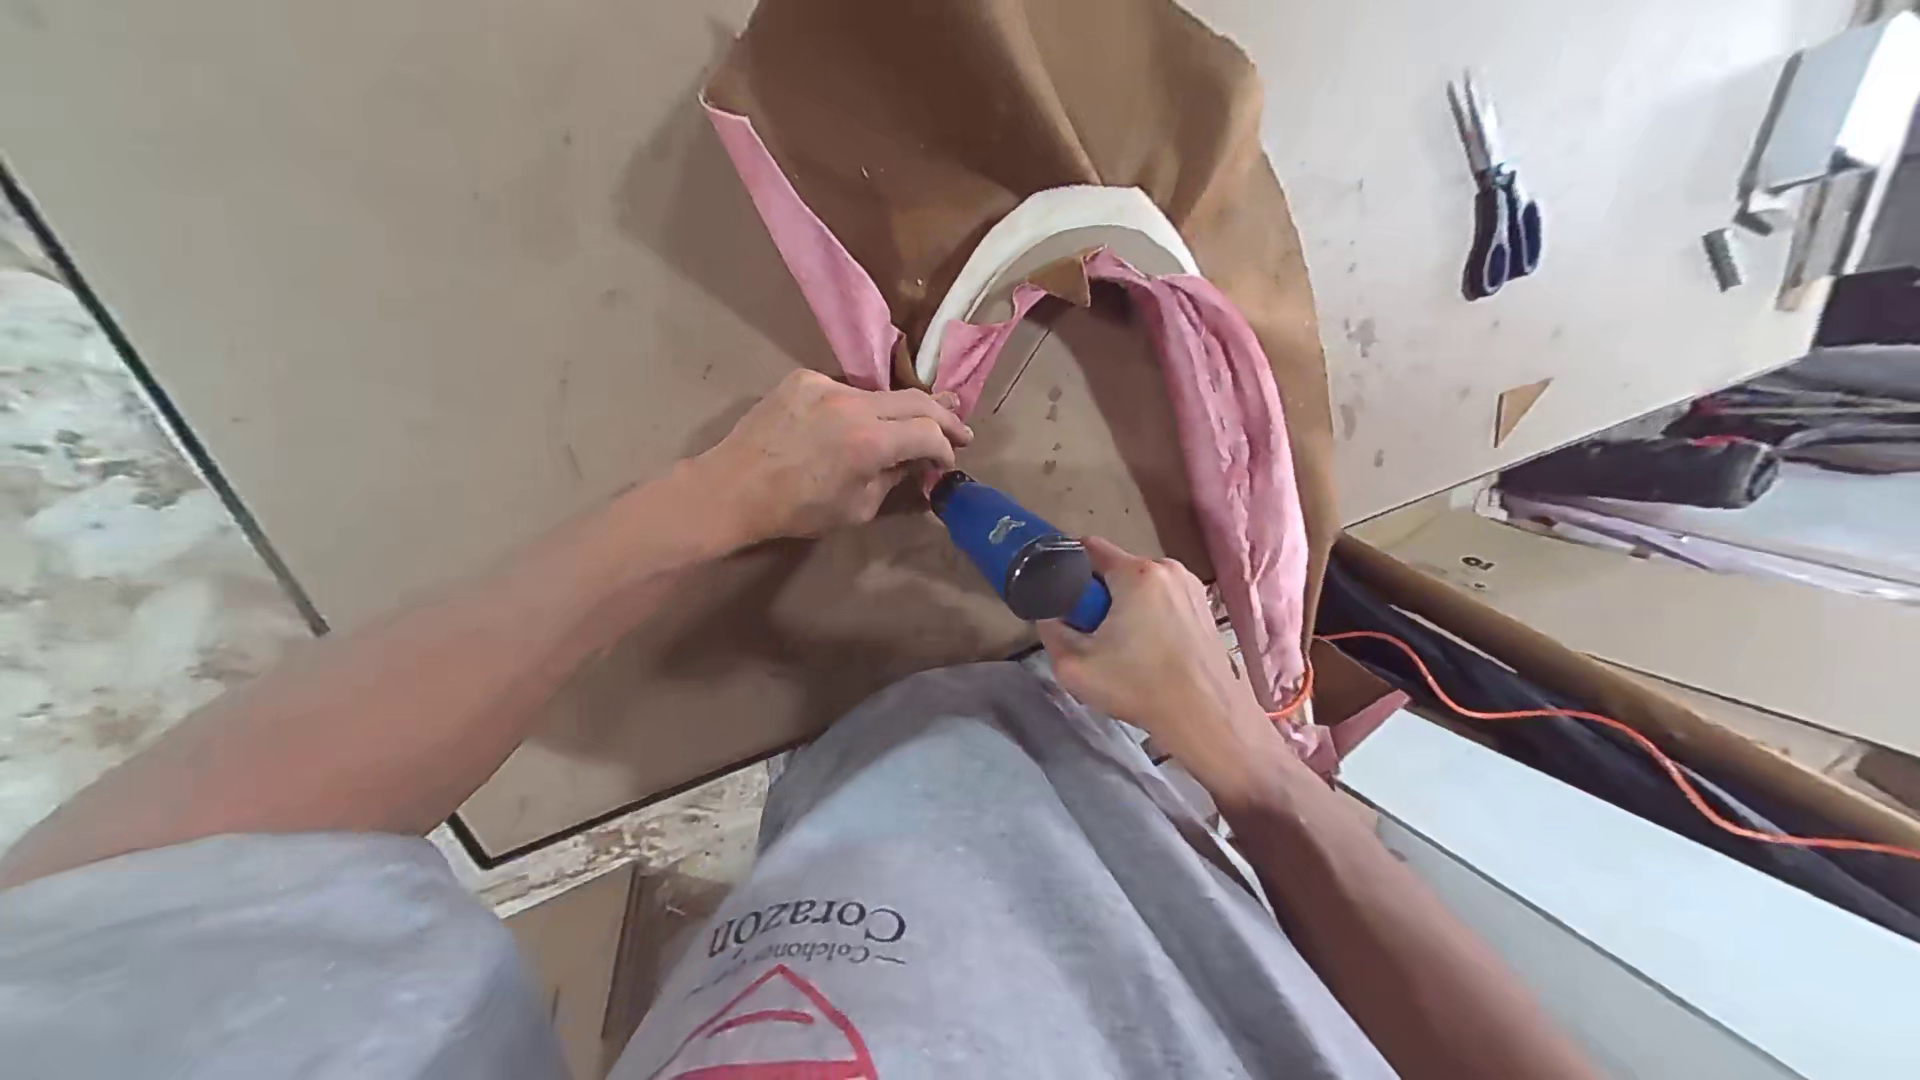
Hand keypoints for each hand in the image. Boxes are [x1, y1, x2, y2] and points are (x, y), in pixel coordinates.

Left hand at [695, 369, 971, 542]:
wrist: (733, 488)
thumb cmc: (796, 509)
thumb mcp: (857, 508)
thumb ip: (894, 478)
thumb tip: (916, 462)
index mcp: (867, 442)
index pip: (928, 432)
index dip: (947, 447)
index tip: (950, 461)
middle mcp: (852, 403)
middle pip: (916, 399)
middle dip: (944, 416)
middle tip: (961, 430)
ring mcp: (825, 384)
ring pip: (883, 392)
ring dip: (906, 408)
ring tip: (924, 418)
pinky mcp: (803, 378)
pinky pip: (849, 390)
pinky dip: (866, 405)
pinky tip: (866, 420)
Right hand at [1036, 537, 1299, 807]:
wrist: (1208, 718)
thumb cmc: (1140, 687)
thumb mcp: (1074, 666)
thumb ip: (1051, 632)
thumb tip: (1049, 616)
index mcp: (1137, 574)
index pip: (1089, 547)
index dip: (1068, 568)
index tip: (1064, 599)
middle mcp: (1167, 569)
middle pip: (1116, 568)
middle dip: (1098, 594)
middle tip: (1092, 634)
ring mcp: (1191, 586)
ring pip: (1140, 585)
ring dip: (1124, 606)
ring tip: (1123, 647)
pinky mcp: (1205, 607)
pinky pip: (1163, 599)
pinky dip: (1150, 615)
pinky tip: (1150, 650)